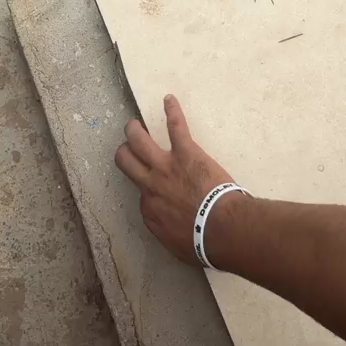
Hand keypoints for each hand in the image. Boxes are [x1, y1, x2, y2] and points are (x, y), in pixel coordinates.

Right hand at [115, 95, 236, 265]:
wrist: (220, 229)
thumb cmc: (203, 243)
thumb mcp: (177, 246)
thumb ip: (168, 232)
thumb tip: (172, 226)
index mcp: (149, 209)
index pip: (140, 193)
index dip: (148, 190)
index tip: (158, 192)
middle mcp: (150, 185)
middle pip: (125, 161)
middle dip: (124, 152)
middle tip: (127, 147)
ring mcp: (165, 166)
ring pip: (139, 141)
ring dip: (134, 130)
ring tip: (134, 124)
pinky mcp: (185, 151)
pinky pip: (176, 126)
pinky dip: (172, 111)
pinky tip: (169, 99)